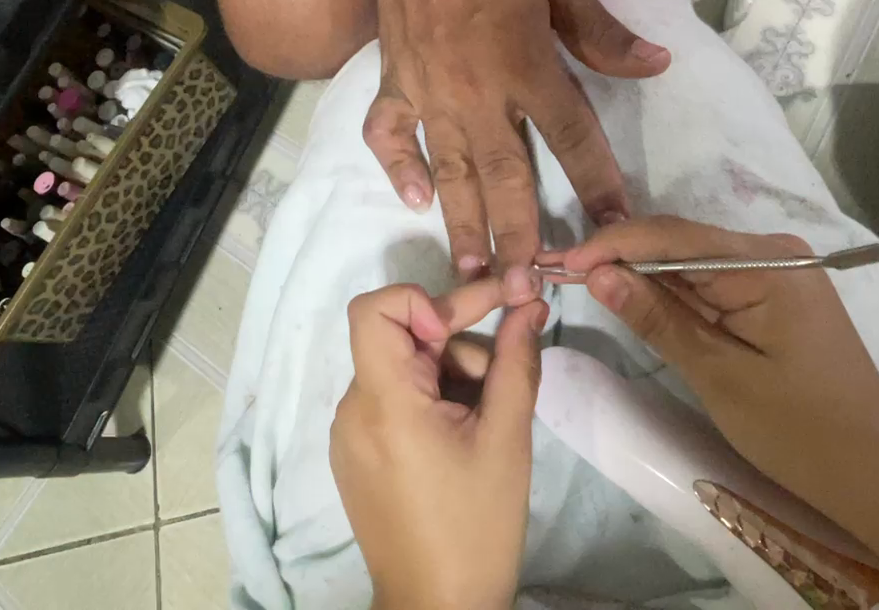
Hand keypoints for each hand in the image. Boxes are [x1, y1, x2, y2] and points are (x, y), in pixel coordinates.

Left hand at [332, 270, 548, 609]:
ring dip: (451, 375)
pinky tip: (465, 433)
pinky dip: (432, 397)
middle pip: (401, 338)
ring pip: (403, 367)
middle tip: (504, 372)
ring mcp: (350, 431)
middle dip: (456, 344)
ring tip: (488, 420)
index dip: (418, 301)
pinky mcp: (357, 451)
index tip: (460, 330)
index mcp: (383, 403)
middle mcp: (353, 408)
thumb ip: (515, 362)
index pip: (373, 309)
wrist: (437, 609)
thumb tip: (528, 303)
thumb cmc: (476, 526)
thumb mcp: (507, 439)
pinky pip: (394, 397)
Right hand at [357, 0, 669, 273]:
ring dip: (463, 223)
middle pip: (505, 176)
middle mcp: (479, 96)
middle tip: (525, 290)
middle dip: (518, 235)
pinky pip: (391, 137)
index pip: (571, 137)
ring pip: (452, 171)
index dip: (598, 185)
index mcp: (526, 68)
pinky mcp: (394, 88)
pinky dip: (399, 168)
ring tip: (470, 272)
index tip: (615, 231)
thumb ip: (603, 33)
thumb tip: (656, 66)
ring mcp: (430, 97)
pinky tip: (413, 200)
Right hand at [553, 217, 878, 515]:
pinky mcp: (771, 292)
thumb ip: (657, 317)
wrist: (877, 476)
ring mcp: (774, 270)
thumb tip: (596, 273)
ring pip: (690, 261)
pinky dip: (672, 293)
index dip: (610, 245)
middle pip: (679, 242)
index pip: (671, 236)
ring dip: (642, 275)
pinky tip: (636, 300)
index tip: (559, 262)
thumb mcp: (718, 375)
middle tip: (563, 274)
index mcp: (766, 263)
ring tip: (586, 284)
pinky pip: (709, 281)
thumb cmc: (800, 432)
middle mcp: (771, 251)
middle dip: (621, 257)